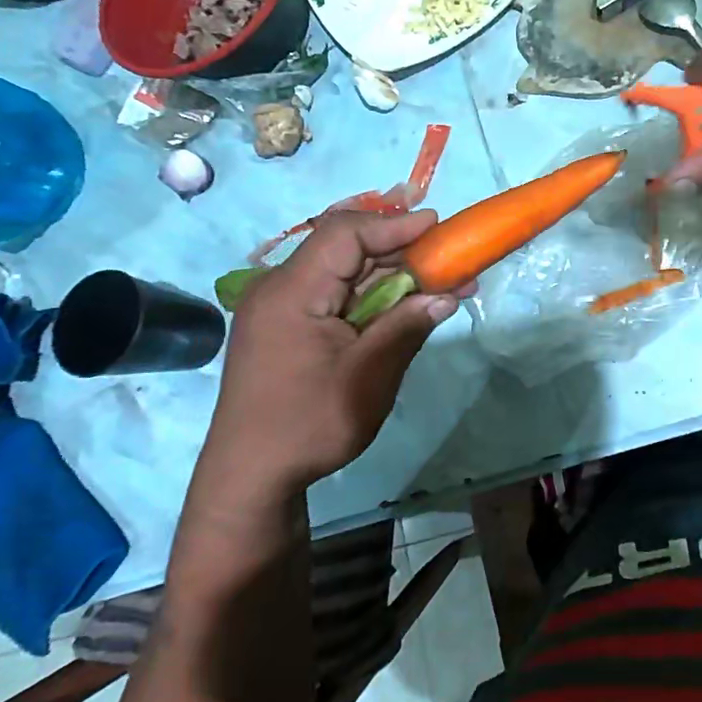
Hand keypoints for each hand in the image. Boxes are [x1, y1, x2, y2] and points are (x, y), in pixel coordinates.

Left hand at [189, 210, 459, 518]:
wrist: (252, 476)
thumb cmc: (310, 423)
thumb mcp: (369, 375)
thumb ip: (407, 326)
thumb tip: (447, 295)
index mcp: (292, 292)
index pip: (344, 234)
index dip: (394, 226)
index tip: (438, 226)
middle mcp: (281, 289)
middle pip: (345, 250)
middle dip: (401, 251)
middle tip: (450, 258)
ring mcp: (282, 310)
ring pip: (344, 275)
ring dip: (392, 277)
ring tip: (443, 284)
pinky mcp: (289, 329)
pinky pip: (335, 299)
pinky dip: (373, 299)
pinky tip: (408, 307)